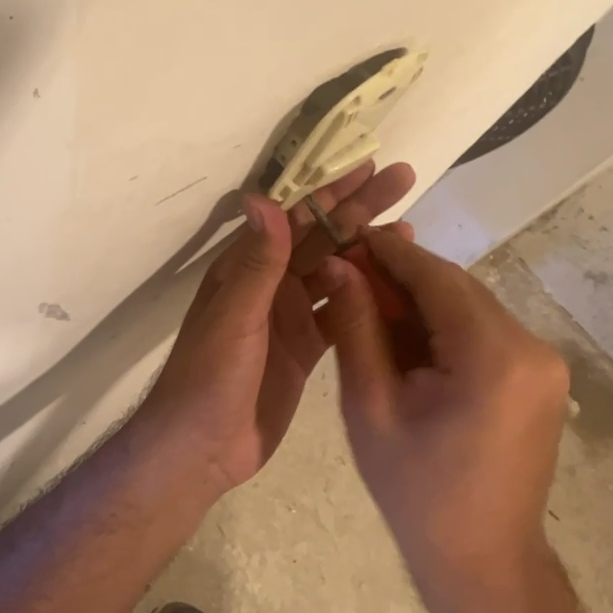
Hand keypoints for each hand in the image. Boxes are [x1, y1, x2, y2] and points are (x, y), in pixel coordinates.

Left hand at [136, 163, 415, 496]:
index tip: (366, 165)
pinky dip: (367, 298)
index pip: (292, 218)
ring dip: (368, 251)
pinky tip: (396, 285)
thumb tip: (264, 197)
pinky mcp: (305, 349)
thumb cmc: (209, 377)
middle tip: (403, 180)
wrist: (201, 447)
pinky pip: (341, 313)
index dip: (328, 191)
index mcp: (244, 269)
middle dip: (358, 210)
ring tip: (411, 230)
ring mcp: (288, 317)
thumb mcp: (234, 316)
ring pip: (335, 273)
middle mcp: (268, 285)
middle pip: (320, 239)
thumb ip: (256, 262)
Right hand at [313, 228, 570, 602]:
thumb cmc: (415, 488)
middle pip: (455, 287)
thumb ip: (355, 325)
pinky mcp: (538, 377)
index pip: (435, 277)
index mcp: (494, 356)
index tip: (344, 233)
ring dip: (417, 299)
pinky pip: (481, 330)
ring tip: (364, 301)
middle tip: (344, 270)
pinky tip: (400, 334)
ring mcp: (542, 363)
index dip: (387, 251)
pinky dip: (439, 324)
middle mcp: (531, 348)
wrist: (481, 560)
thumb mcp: (370, 402)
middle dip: (399, 275)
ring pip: (467, 305)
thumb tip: (336, 263)